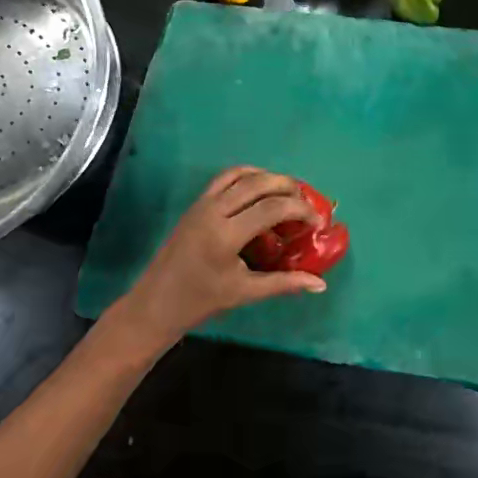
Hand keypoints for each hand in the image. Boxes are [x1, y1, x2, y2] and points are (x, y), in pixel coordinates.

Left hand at [115, 167, 327, 348]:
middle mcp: (214, 211)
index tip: (317, 222)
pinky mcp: (196, 203)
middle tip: (307, 202)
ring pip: (241, 175)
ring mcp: (202, 203)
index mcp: (226, 235)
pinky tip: (261, 188)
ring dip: (268, 177)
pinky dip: (247, 176)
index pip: (272, 208)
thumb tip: (320, 284)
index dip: (300, 210)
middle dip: (288, 187)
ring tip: (288, 192)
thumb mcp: (245, 292)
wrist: (157, 302)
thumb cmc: (201, 301)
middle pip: (259, 183)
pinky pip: (225, 178)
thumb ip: (284, 283)